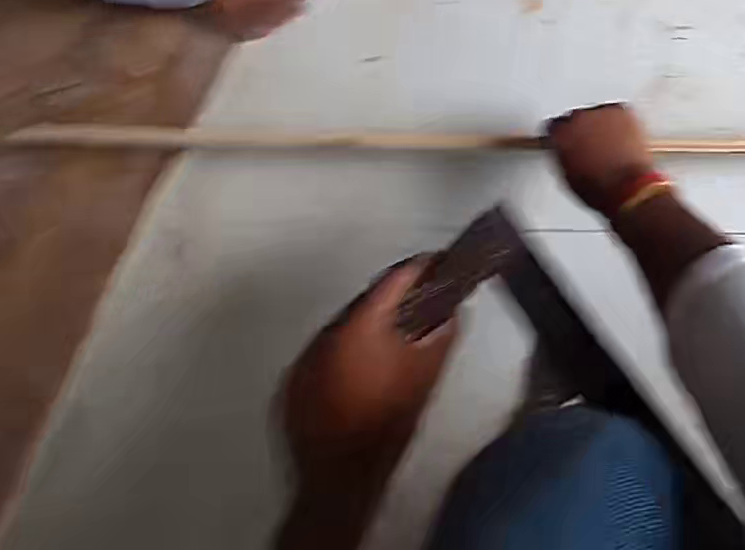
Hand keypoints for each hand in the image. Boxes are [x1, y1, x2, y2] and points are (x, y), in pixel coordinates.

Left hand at [280, 258, 457, 468]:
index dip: (420, 267)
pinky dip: (344, 353)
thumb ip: (445, 331)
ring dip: (368, 327)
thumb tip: (453, 311)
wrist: (343, 481)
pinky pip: (323, 354)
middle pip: (367, 301)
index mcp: (360, 325)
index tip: (434, 263)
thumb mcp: (428, 372)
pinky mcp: (291, 386)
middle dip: (393, 301)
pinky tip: (362, 369)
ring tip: (391, 340)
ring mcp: (304, 361)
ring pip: (344, 327)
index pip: (394, 278)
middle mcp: (326, 335)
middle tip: (417, 305)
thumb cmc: (387, 423)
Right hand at [544, 103, 657, 216]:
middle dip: (583, 129)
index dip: (563, 136)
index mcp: (559, 134)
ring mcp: (599, 112)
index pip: (554, 127)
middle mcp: (576, 118)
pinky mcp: (621, 111)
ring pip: (597, 114)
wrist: (628, 187)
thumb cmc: (600, 189)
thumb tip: (566, 151)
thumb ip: (563, 155)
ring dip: (601, 124)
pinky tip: (622, 139)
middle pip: (576, 118)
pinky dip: (619, 122)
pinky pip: (617, 113)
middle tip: (593, 146)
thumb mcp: (568, 176)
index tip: (568, 142)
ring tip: (610, 145)